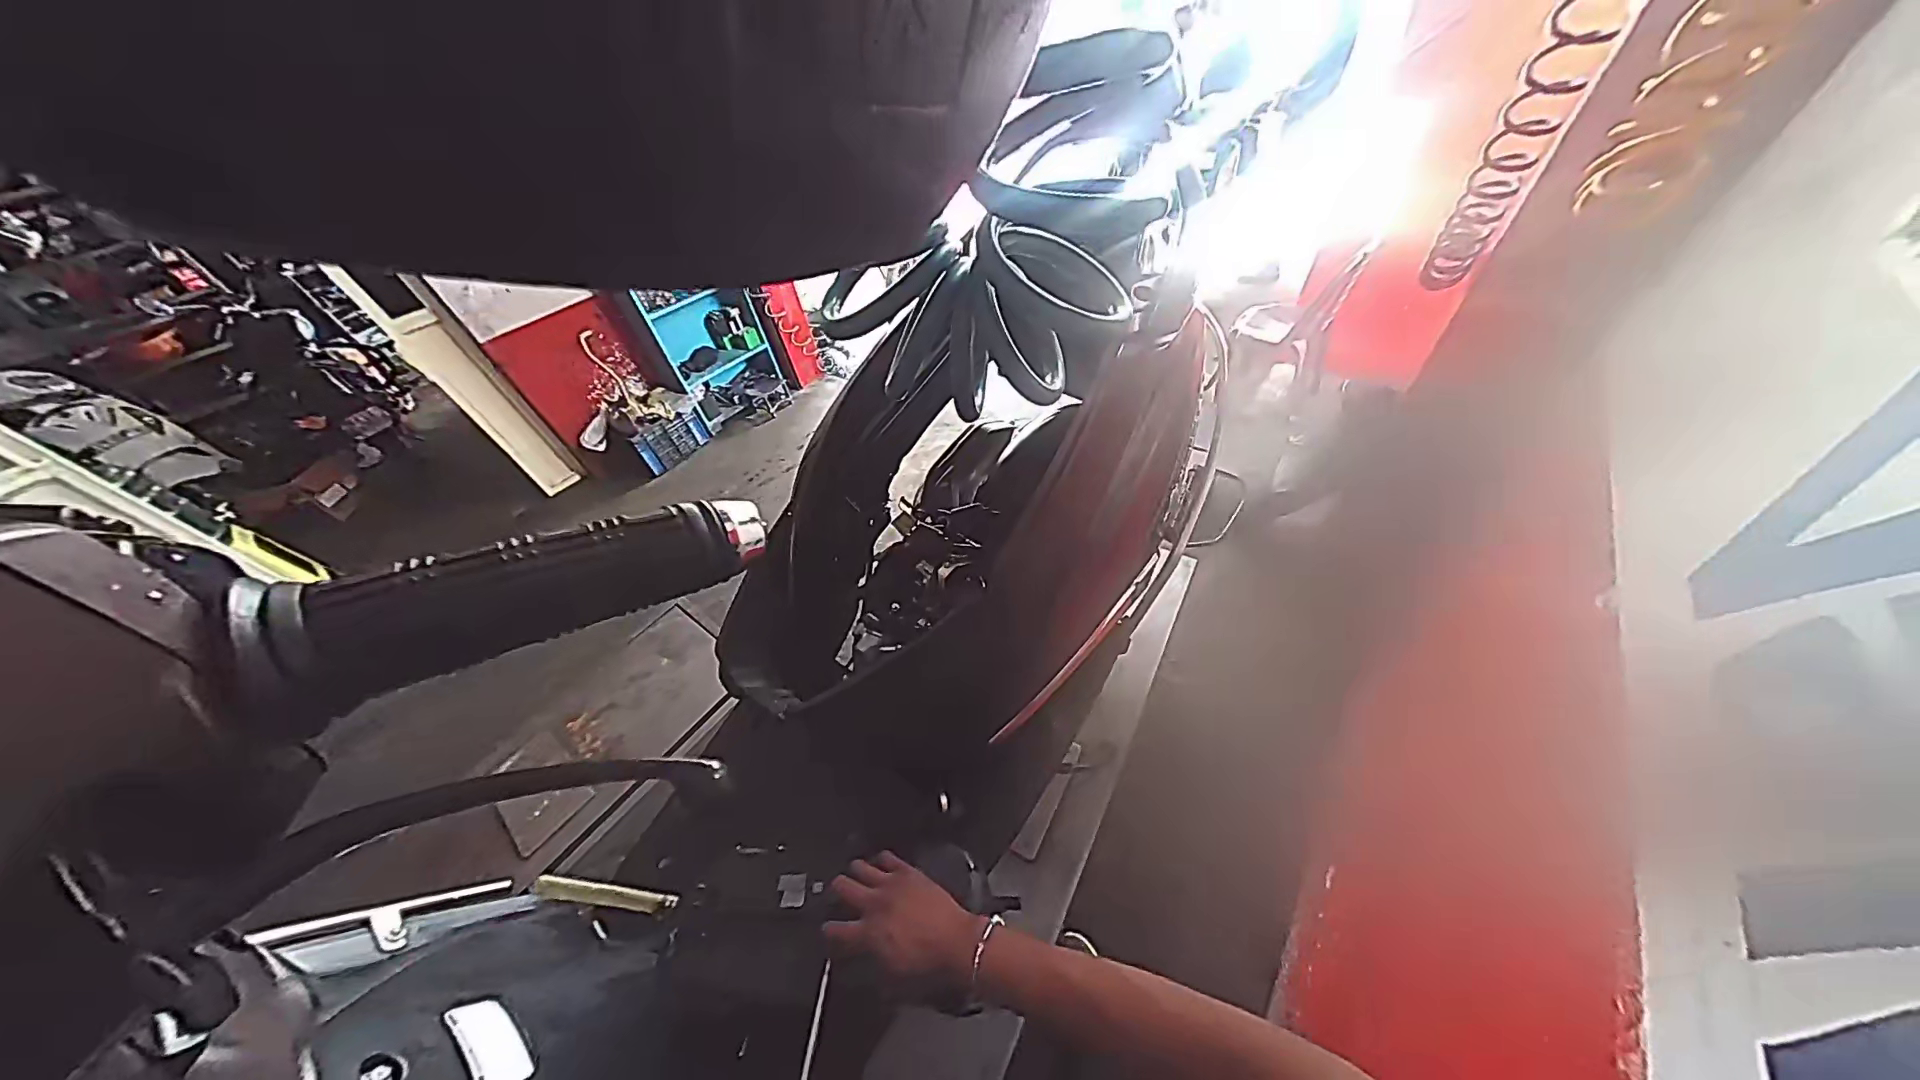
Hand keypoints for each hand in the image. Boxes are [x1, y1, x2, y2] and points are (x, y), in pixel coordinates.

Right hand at [821, 851, 982, 992]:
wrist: (957, 943)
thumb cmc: (926, 965)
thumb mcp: (891, 976)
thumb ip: (869, 962)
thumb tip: (860, 956)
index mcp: (868, 934)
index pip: (834, 930)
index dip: (828, 930)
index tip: (829, 929)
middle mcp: (874, 905)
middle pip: (841, 887)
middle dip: (835, 891)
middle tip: (838, 895)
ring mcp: (891, 884)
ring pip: (859, 866)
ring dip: (855, 872)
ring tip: (856, 876)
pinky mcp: (908, 872)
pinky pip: (886, 857)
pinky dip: (880, 860)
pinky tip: (880, 865)